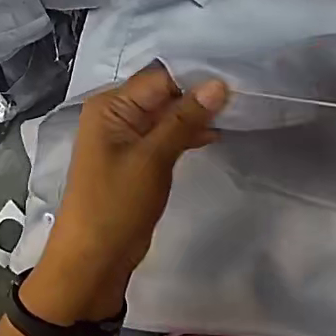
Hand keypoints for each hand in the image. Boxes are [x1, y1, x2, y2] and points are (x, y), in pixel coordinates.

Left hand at [24, 65, 227, 323]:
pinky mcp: (136, 158)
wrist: (93, 259)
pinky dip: (186, 133)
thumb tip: (219, 84)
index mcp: (110, 105)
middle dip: (198, 93)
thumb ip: (185, 119)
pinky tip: (215, 134)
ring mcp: (125, 137)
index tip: (235, 75)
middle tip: (243, 92)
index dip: (195, 75)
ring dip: (195, 114)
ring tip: (236, 111)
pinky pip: (164, 134)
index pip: (159, 77)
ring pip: (165, 114)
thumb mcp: (153, 158)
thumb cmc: (117, 204)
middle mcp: (115, 114)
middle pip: (162, 92)